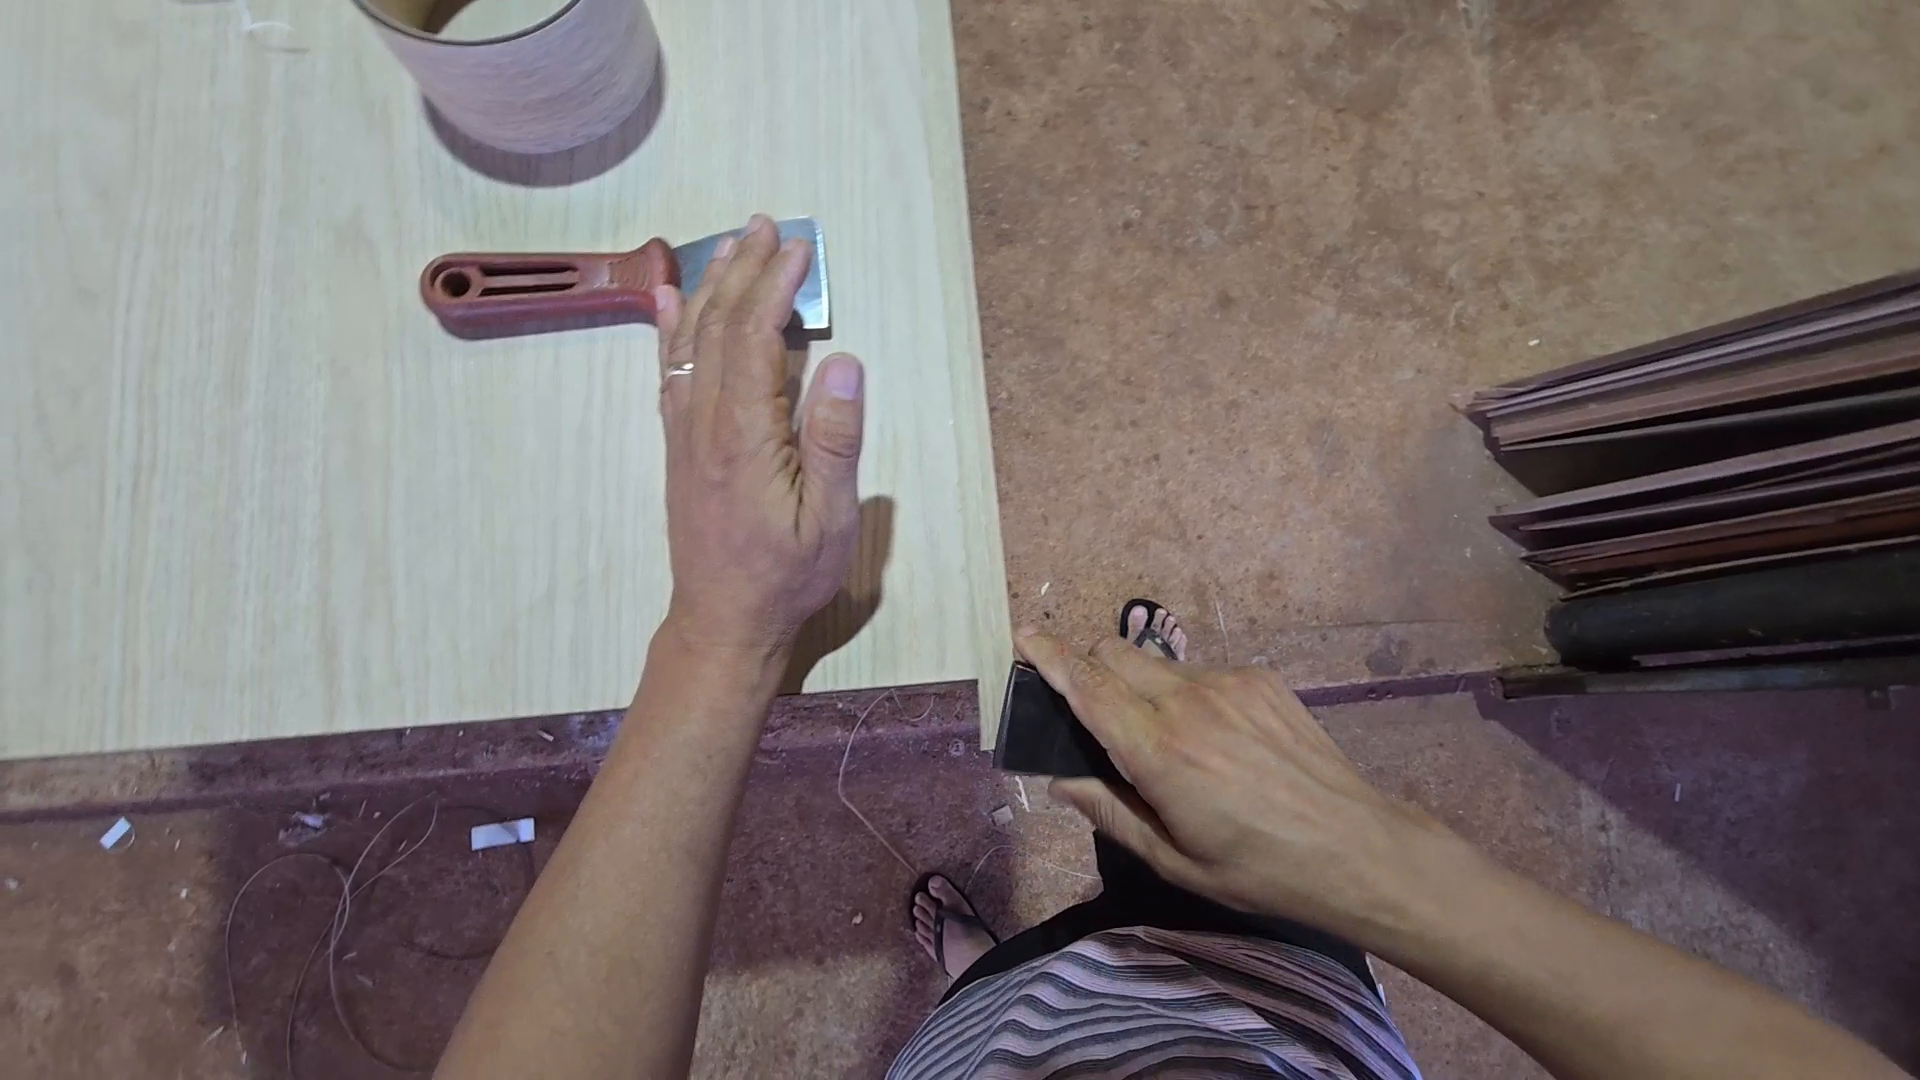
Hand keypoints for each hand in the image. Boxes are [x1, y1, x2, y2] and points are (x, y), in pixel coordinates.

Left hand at [652, 215, 864, 655]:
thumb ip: (835, 441)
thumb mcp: (831, 520)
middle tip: (764, 225)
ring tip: (729, 247)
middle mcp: (705, 425)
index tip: (798, 249)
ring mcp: (685, 435)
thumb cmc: (786, 577)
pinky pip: (669, 376)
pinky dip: (669, 332)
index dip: (775, 288)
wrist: (723, 621)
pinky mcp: (679, 449)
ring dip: (709, 289)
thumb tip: (846, 363)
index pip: (754, 340)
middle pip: (717, 329)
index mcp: (746, 438)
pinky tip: (667, 302)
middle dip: (743, 271)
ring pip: (688, 345)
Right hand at [1015, 628, 1461, 936]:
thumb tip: (1059, 780)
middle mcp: (1187, 702)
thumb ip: (1109, 812)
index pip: (1089, 687)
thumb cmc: (1257, 868)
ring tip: (1167, 735)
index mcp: (1160, 751)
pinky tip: (1217, 736)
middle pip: (1114, 652)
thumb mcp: (1173, 860)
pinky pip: (1199, 672)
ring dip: (1138, 683)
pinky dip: (1185, 693)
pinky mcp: (1258, 678)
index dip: (1051, 658)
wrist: (1358, 848)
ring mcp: (1227, 683)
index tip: (1024, 637)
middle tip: (1094, 707)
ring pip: (1155, 661)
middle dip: (1090, 666)